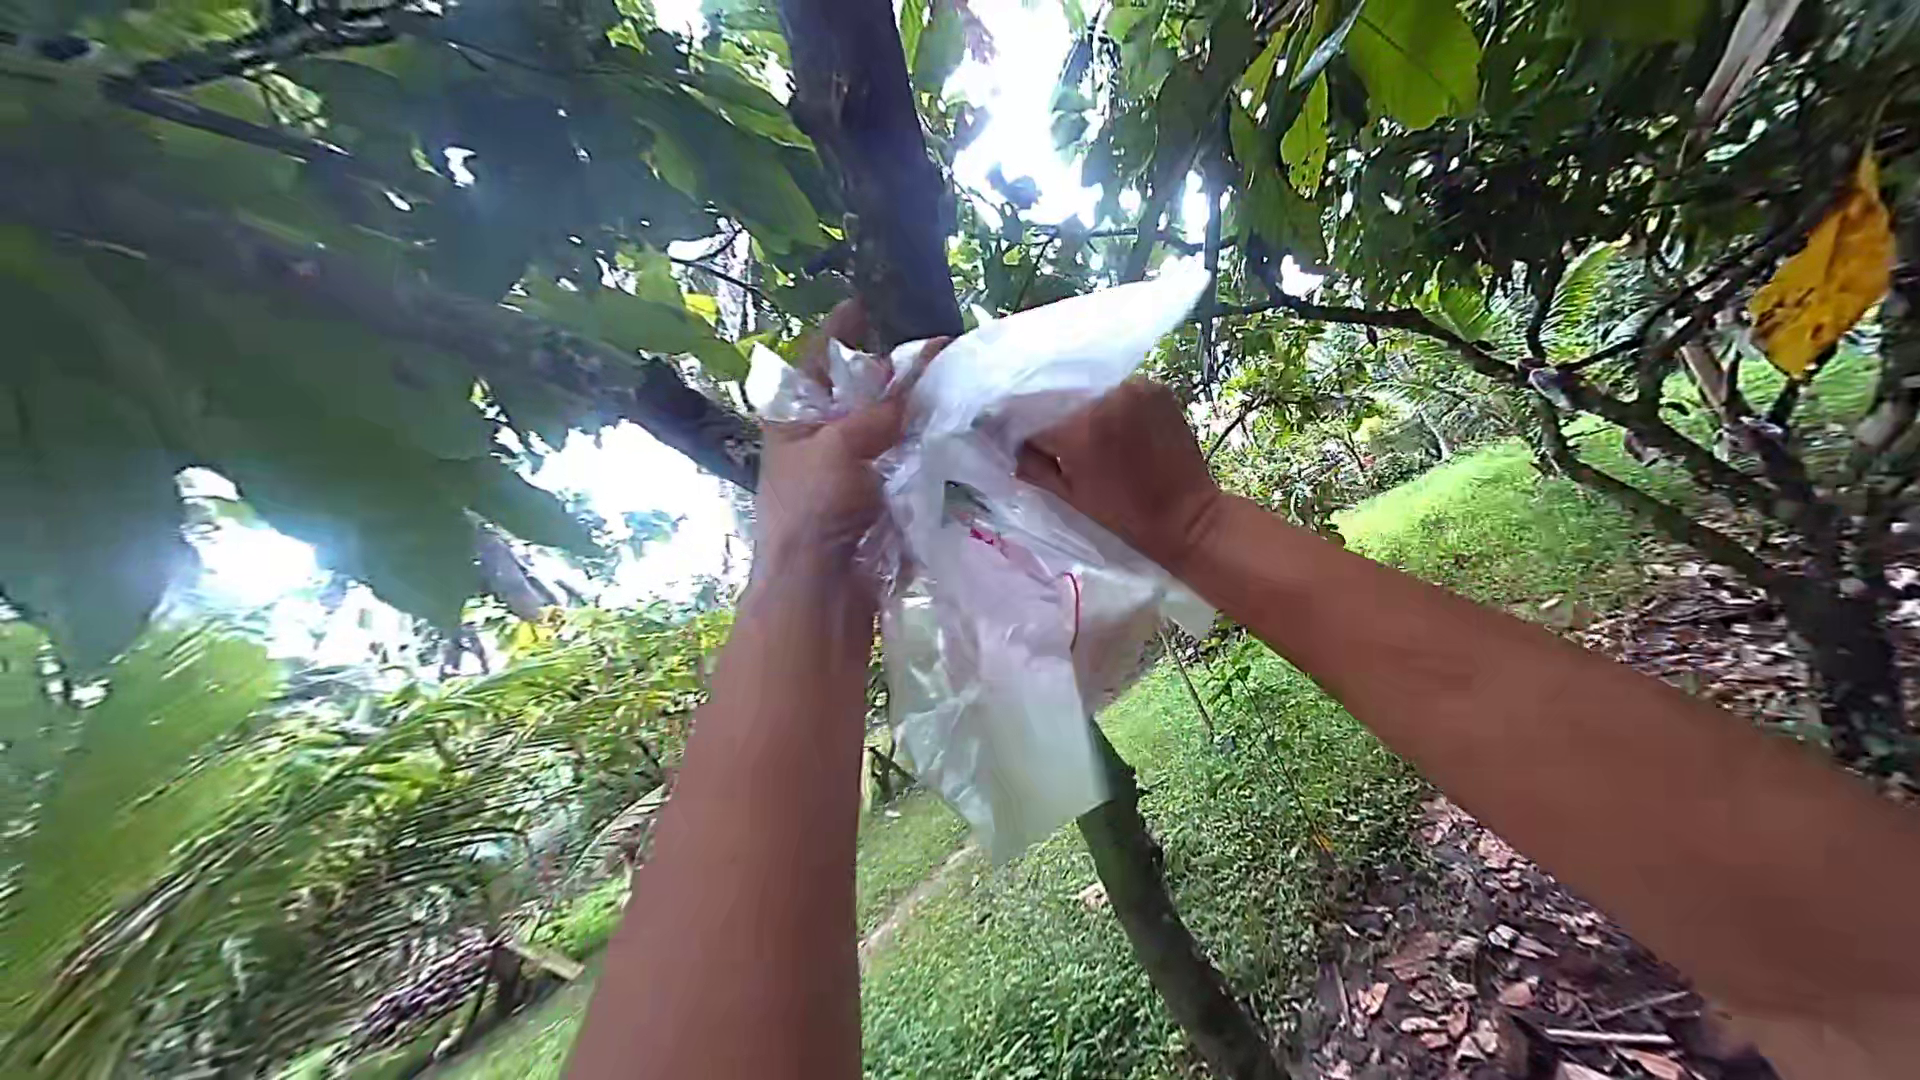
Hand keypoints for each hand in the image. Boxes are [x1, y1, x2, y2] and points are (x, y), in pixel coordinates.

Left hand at [754, 301, 944, 572]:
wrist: (822, 587)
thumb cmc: (812, 508)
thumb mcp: (839, 446)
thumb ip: (879, 408)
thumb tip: (915, 367)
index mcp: (793, 418)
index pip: (815, 360)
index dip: (838, 330)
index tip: (864, 303)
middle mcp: (821, 438)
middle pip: (859, 392)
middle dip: (892, 371)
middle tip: (932, 349)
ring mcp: (852, 469)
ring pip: (888, 426)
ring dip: (915, 410)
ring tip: (952, 383)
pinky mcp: (878, 496)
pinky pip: (905, 459)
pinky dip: (925, 446)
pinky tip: (952, 429)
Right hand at [1016, 377, 1225, 573]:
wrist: (1185, 515)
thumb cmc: (1123, 514)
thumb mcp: (1069, 496)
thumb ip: (1033, 468)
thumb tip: (1011, 449)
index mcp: (1078, 428)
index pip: (1032, 420)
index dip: (1026, 436)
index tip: (1027, 447)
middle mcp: (1104, 398)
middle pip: (1061, 400)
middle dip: (1053, 418)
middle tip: (1056, 441)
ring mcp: (1133, 388)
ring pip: (1089, 392)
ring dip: (1083, 409)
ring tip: (1089, 434)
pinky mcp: (1155, 387)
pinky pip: (1117, 389)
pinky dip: (1111, 404)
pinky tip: (1115, 425)